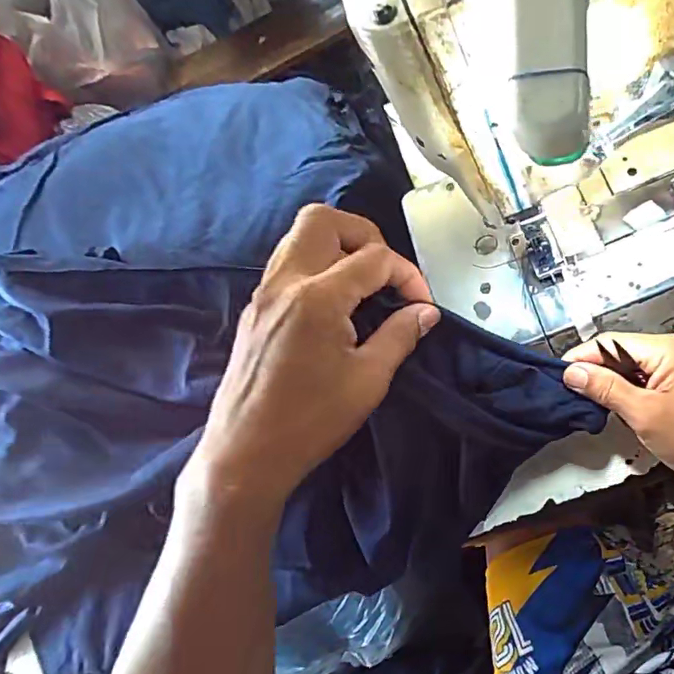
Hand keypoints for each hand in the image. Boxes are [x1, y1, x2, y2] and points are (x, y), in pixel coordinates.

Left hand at [186, 204, 439, 508]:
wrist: (247, 453)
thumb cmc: (312, 420)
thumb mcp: (369, 379)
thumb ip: (400, 335)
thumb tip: (426, 312)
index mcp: (317, 297)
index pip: (374, 258)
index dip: (408, 276)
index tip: (423, 306)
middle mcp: (284, 282)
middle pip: (324, 220)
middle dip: (366, 236)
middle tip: (386, 274)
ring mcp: (264, 294)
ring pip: (300, 237)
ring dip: (339, 248)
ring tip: (365, 287)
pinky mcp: (256, 310)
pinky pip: (288, 264)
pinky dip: (319, 267)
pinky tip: (337, 306)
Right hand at [561, 332, 673, 493]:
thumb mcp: (643, 414)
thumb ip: (606, 389)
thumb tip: (572, 372)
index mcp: (668, 349)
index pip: (612, 343)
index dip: (583, 357)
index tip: (559, 375)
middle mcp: (671, 350)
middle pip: (618, 352)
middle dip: (594, 371)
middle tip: (568, 391)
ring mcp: (673, 366)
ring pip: (626, 368)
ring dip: (607, 383)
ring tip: (584, 400)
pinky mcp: (672, 382)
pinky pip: (638, 379)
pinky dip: (622, 392)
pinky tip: (610, 405)